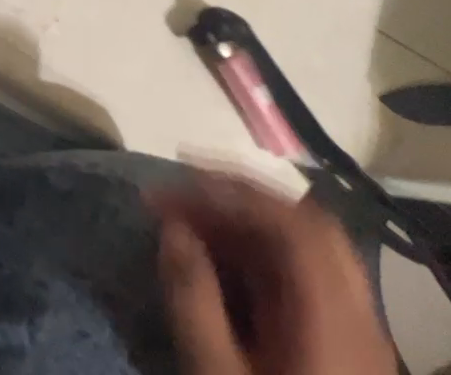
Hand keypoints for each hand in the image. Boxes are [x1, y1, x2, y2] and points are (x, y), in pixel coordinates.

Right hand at [152, 174, 395, 374]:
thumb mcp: (215, 363)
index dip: (239, 188)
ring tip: (182, 212)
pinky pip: (301, 270)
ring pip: (305, 246)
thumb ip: (192, 294)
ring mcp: (352, 322)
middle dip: (241, 194)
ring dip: (241, 218)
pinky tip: (210, 247)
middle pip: (310, 227)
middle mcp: (354, 309)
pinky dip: (253, 245)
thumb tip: (170, 226)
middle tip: (181, 185)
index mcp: (330, 314)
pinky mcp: (339, 334)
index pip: (297, 226)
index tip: (180, 170)